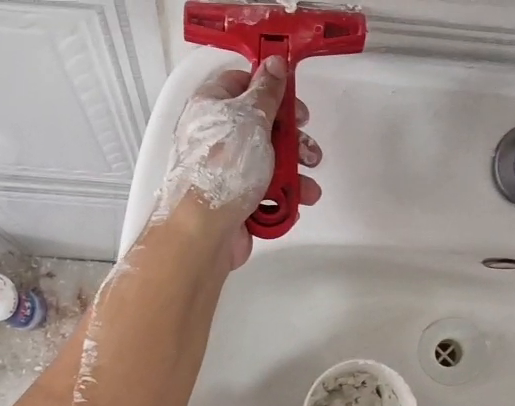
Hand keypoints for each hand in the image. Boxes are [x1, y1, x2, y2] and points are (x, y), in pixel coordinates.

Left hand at [158, 56, 323, 267]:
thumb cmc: (223, 168)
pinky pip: (266, 194)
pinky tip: (297, 202)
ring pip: (268, 165)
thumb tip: (274, 64)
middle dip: (291, 140)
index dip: (269, 89)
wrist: (205, 232)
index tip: (293, 102)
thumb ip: (267, 91)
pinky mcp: (236, 203)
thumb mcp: (250, 117)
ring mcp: (226, 173)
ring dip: (294, 174)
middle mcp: (216, 139)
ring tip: (309, 188)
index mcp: (211, 108)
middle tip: (308, 150)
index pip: (241, 85)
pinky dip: (284, 198)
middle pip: (261, 128)